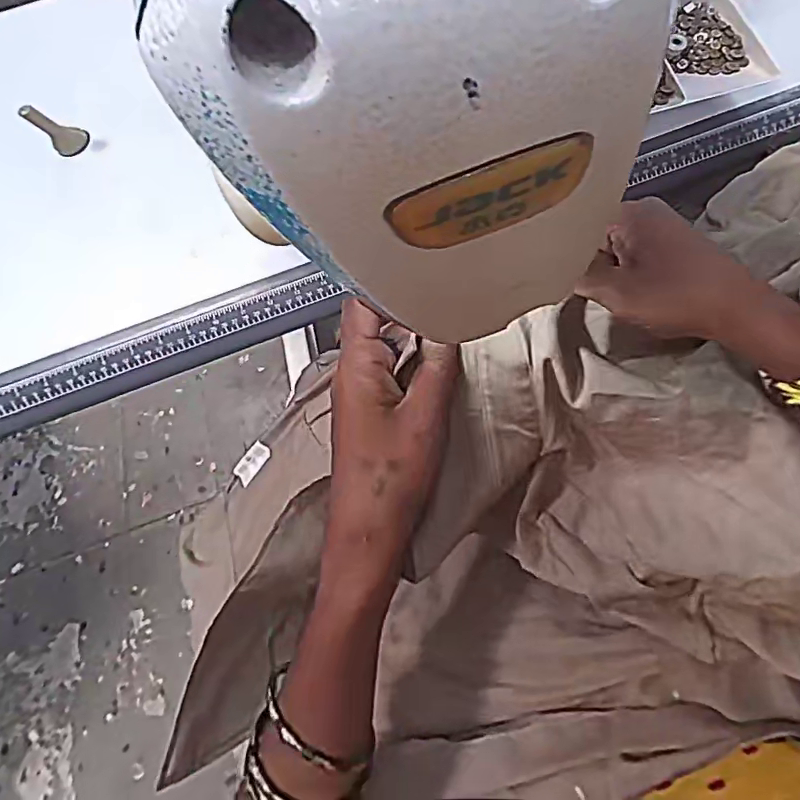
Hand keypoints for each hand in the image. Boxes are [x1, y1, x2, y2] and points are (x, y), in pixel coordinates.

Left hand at [323, 298, 459, 600]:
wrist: (369, 532)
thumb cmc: (390, 479)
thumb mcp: (425, 416)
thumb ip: (437, 365)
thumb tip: (447, 326)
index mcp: (355, 366)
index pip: (362, 304)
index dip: (387, 281)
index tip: (421, 267)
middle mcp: (351, 373)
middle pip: (375, 322)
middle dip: (409, 307)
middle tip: (446, 292)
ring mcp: (360, 392)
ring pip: (386, 347)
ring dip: (414, 336)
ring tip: (449, 321)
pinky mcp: (372, 410)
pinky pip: (392, 370)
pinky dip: (413, 361)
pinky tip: (438, 362)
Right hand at [574, 198, 773, 342]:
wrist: (738, 308)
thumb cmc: (676, 297)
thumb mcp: (617, 294)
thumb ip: (580, 278)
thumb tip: (558, 269)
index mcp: (627, 211)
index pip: (576, 223)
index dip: (562, 247)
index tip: (553, 270)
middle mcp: (645, 209)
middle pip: (595, 232)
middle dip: (586, 259)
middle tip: (577, 285)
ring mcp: (662, 224)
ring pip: (616, 244)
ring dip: (608, 267)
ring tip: (603, 289)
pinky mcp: (675, 242)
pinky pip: (636, 250)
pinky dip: (628, 268)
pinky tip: (630, 288)